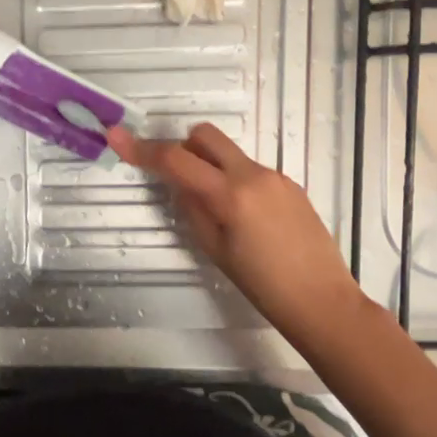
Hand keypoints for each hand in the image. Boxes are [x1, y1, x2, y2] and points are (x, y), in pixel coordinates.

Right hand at [109, 123, 363, 336]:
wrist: (321, 299)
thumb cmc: (262, 285)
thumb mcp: (214, 249)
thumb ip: (193, 209)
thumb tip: (181, 186)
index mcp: (230, 194)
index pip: (176, 160)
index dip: (142, 149)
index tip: (116, 136)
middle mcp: (254, 175)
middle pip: (205, 136)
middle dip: (181, 147)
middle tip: (174, 179)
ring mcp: (276, 177)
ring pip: (229, 154)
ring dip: (209, 167)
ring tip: (214, 213)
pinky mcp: (290, 186)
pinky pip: (249, 171)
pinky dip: (232, 182)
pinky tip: (243, 221)